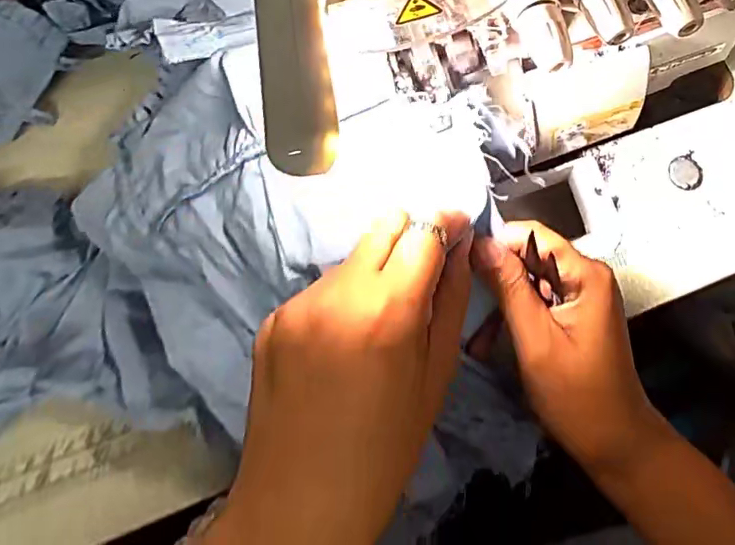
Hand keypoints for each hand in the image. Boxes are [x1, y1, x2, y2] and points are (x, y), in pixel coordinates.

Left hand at [211, 210, 473, 544]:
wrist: (298, 510)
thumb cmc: (386, 447)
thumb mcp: (437, 372)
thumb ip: (452, 297)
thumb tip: (459, 246)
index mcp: (389, 309)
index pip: (425, 231)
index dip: (446, 224)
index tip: (458, 227)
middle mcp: (340, 293)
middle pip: (386, 226)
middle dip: (411, 237)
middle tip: (422, 271)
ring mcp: (300, 304)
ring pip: (354, 256)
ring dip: (375, 270)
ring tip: (378, 319)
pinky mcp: (274, 319)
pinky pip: (323, 287)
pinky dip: (343, 299)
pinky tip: (342, 343)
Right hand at [470, 222, 664, 474]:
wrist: (615, 442)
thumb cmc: (578, 397)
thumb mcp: (536, 341)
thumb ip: (510, 288)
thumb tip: (484, 245)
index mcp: (587, 273)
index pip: (536, 235)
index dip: (500, 241)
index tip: (466, 256)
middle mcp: (589, 275)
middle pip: (535, 256)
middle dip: (500, 278)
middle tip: (468, 299)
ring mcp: (585, 294)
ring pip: (534, 279)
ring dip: (505, 302)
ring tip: (480, 335)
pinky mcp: (578, 312)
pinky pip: (542, 299)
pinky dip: (519, 316)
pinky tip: (495, 340)